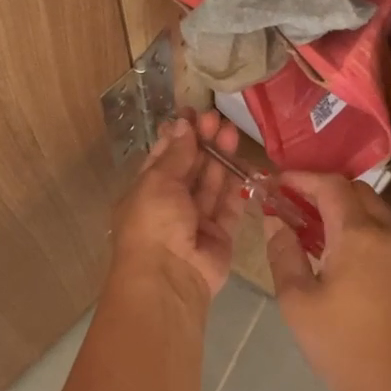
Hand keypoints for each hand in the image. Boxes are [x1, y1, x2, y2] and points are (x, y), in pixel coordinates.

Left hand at [110, 110, 244, 299]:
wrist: (169, 278)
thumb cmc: (153, 223)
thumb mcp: (158, 182)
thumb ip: (176, 154)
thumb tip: (183, 125)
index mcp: (145, 192)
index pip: (163, 158)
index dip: (177, 135)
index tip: (191, 112)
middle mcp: (170, 205)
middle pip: (189, 168)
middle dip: (201, 142)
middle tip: (216, 118)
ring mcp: (195, 221)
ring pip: (211, 184)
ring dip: (220, 158)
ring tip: (231, 130)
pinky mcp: (220, 235)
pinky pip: (229, 206)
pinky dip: (237, 185)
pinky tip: (245, 161)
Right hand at [267, 173, 390, 390]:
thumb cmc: (344, 349)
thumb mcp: (298, 302)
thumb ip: (283, 253)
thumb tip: (277, 222)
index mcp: (360, 234)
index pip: (330, 184)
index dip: (301, 177)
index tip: (276, 182)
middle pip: (357, 192)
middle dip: (324, 191)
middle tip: (294, 205)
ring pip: (377, 214)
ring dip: (346, 211)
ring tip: (316, 231)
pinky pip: (390, 237)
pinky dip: (365, 233)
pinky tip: (346, 258)